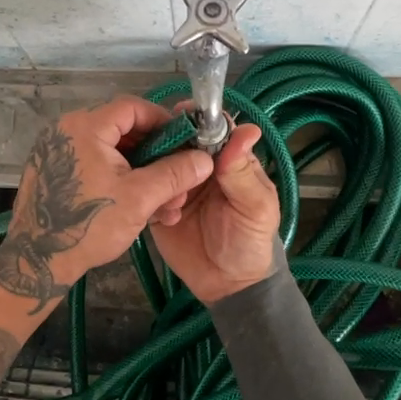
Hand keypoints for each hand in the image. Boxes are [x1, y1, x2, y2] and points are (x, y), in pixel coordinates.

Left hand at [0, 97, 212, 312]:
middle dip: (156, 155)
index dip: (163, 121)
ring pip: (112, 153)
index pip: (132, 107)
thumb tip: (204, 159)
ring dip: (142, 173)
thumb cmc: (89, 223)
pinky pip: (95, 166)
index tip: (185, 141)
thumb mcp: (140, 197)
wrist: (38, 260)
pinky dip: (119, 180)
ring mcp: (58, 152)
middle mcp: (67, 130)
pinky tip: (141, 206)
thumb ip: (174, 174)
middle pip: (123, 130)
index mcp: (85, 126)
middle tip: (179, 178)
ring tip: (165, 202)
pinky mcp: (54, 173)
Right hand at [150, 122, 283, 305]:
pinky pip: (145, 188)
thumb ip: (243, 171)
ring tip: (168, 196)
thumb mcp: (255, 207)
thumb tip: (247, 129)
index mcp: (227, 160)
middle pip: (178, 139)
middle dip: (167, 141)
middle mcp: (199, 166)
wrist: (228, 286)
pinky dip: (147, 194)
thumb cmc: (250, 242)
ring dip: (156, 171)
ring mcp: (175, 184)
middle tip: (159, 151)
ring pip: (158, 161)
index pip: (211, 128)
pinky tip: (159, 212)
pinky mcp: (157, 204)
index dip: (196, 118)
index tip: (179, 114)